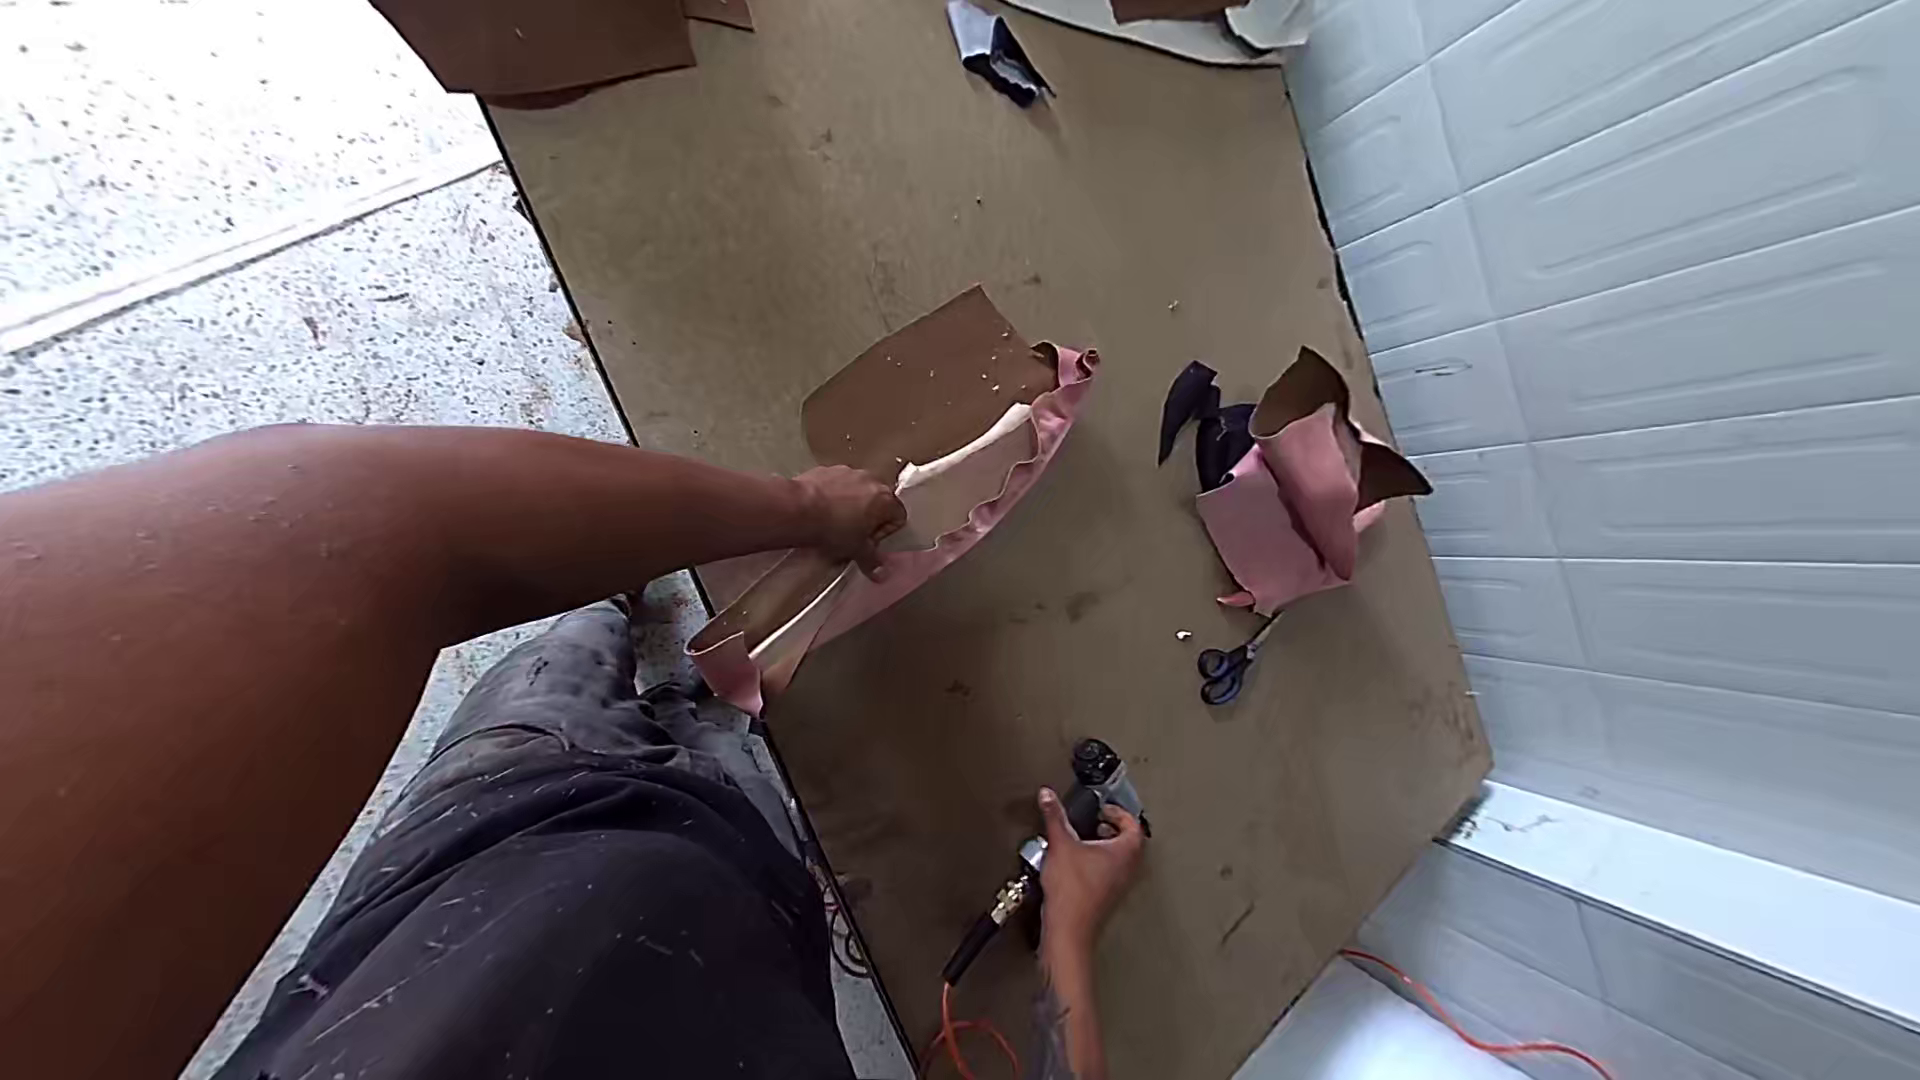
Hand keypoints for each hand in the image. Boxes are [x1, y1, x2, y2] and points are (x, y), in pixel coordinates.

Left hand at [794, 465, 905, 579]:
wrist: (798, 509)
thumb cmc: (833, 528)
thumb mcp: (856, 550)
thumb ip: (872, 561)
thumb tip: (881, 574)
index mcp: (885, 499)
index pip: (898, 516)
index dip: (884, 533)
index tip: (868, 542)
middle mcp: (871, 480)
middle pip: (878, 502)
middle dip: (868, 518)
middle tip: (852, 534)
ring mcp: (848, 472)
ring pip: (857, 491)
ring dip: (850, 505)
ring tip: (833, 522)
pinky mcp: (827, 469)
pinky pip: (837, 484)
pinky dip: (833, 496)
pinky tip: (819, 511)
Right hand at [1036, 787, 1145, 957]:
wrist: (1068, 929)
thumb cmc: (1072, 891)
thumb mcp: (1060, 843)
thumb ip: (1054, 815)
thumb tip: (1048, 796)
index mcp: (1124, 852)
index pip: (1133, 825)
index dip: (1119, 812)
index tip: (1105, 808)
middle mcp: (1127, 870)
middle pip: (1132, 842)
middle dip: (1115, 827)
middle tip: (1100, 820)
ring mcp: (1119, 886)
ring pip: (1122, 859)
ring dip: (1108, 845)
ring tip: (1089, 838)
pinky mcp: (1107, 897)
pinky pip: (1112, 873)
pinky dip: (1101, 862)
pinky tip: (1080, 861)